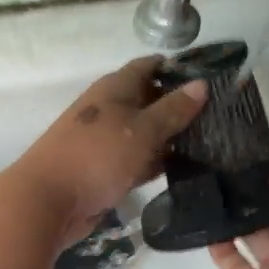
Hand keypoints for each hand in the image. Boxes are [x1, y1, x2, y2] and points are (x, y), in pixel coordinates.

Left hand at [8, 55, 207, 244]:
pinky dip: (157, 163)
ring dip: (171, 139)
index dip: (178, 69)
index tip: (211, 79)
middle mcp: (109, 110)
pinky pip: (137, 161)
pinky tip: (185, 170)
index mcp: (113, 89)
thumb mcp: (141, 131)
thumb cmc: (96, 157)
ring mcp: (105, 142)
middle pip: (149, 101)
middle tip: (220, 117)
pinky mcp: (105, 171)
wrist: (47, 202)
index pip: (149, 67)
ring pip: (145, 134)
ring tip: (212, 143)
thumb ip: (172, 110)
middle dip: (180, 107)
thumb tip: (201, 85)